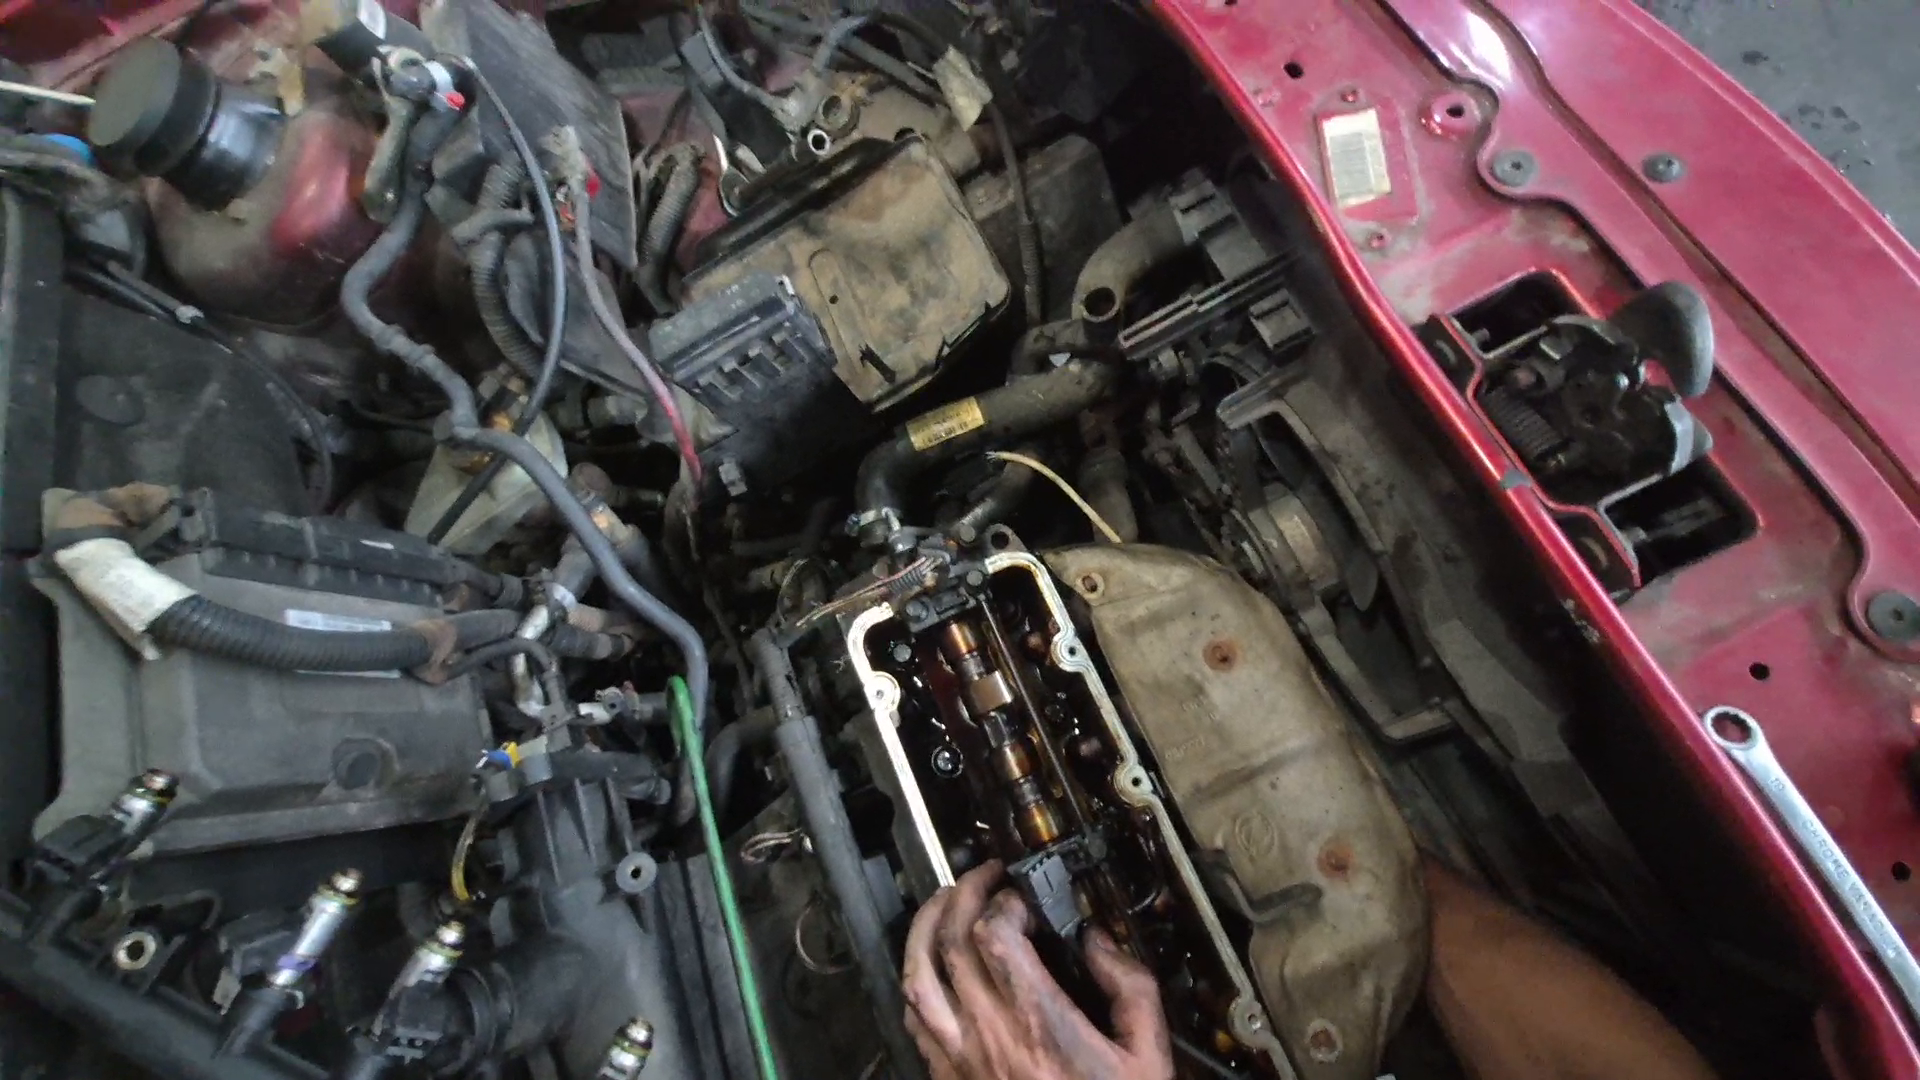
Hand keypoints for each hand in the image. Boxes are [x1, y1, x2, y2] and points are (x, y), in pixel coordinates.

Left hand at [901, 861, 1173, 1079]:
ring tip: (948, 900)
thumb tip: (1096, 939)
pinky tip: (933, 959)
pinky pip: (914, 1016)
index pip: (995, 938)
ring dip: (926, 926)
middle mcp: (989, 1037)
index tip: (1026, 898)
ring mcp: (960, 1059)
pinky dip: (916, 975)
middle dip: (964, 893)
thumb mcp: (1148, 1056)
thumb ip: (1130, 987)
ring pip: (918, 975)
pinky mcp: (946, 1078)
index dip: (1005, 902)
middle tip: (986, 876)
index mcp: (1039, 1026)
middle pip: (951, 943)